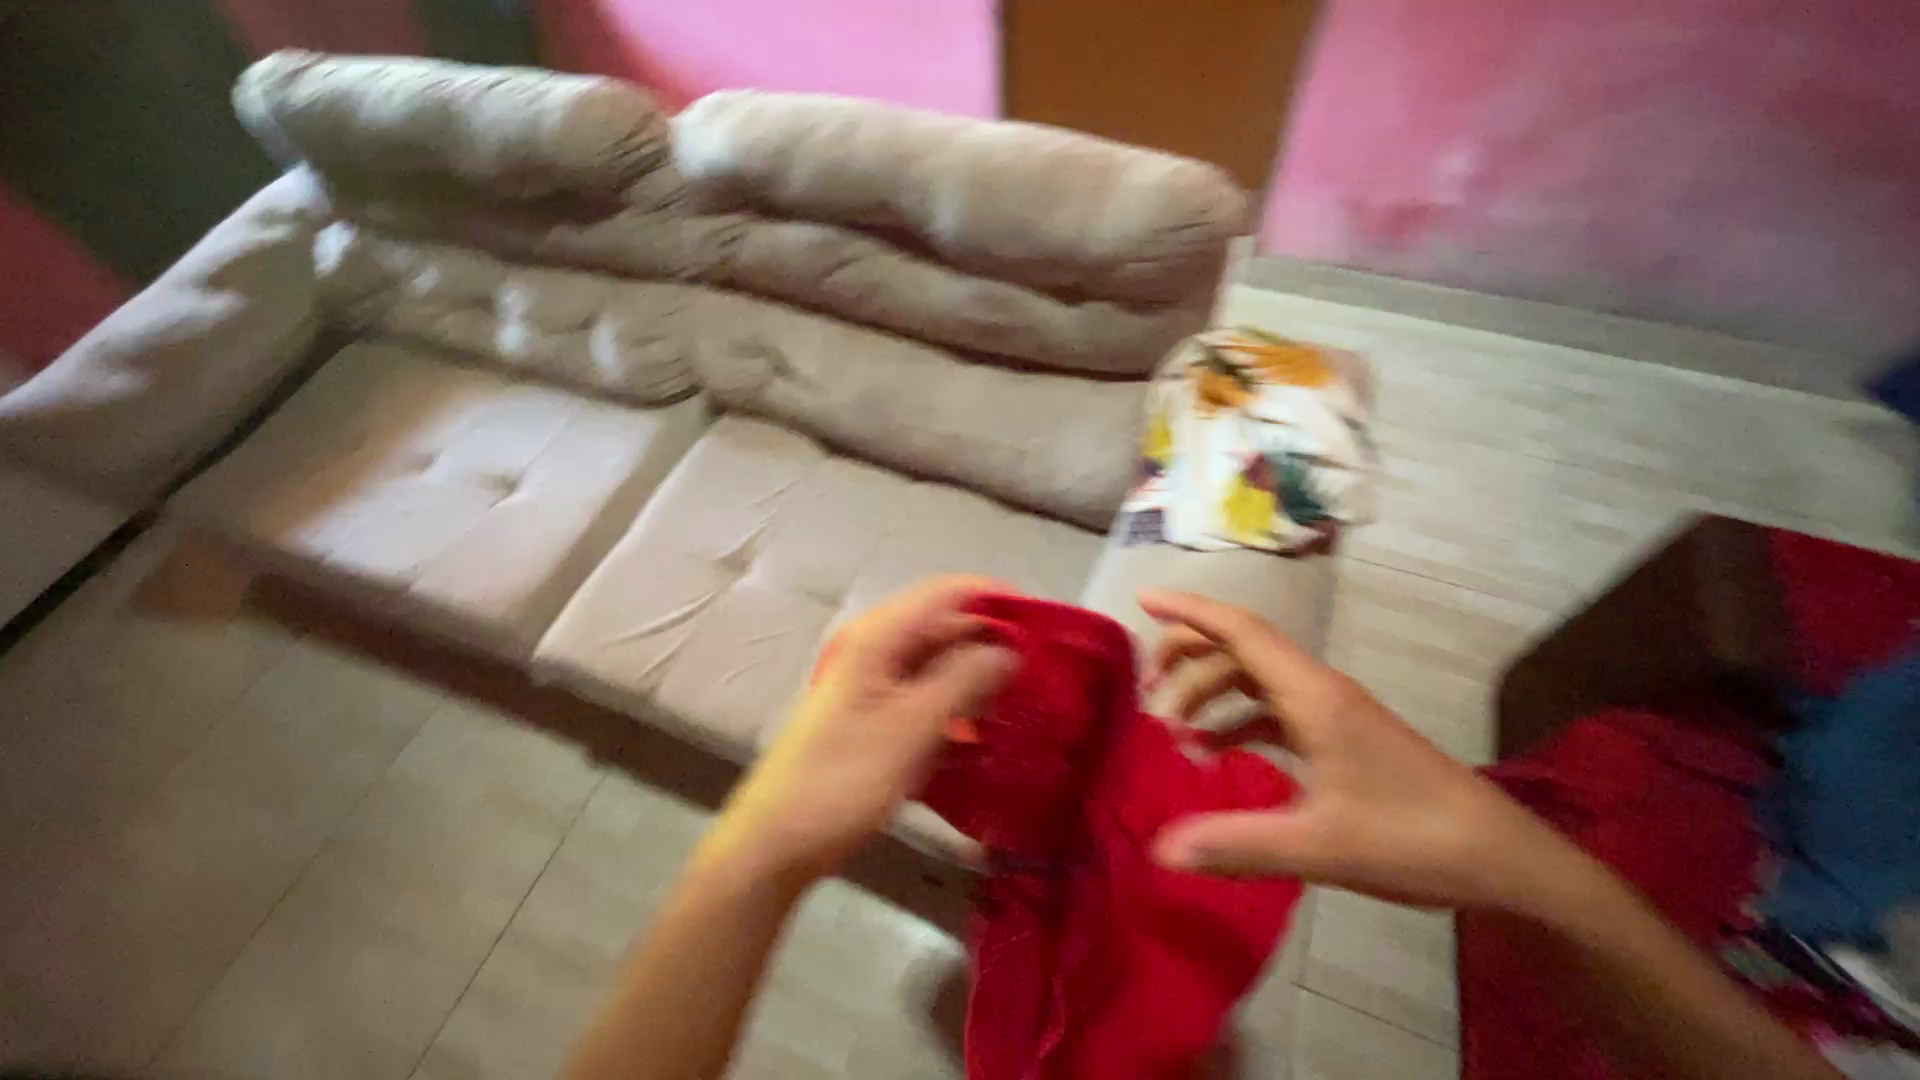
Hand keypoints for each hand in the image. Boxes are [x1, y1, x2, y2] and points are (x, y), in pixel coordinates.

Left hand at [707, 577, 1016, 881]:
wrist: (776, 844)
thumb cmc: (841, 781)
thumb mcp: (911, 729)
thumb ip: (963, 681)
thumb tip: (1009, 648)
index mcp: (878, 639)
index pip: (946, 593)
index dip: (994, 599)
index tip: (1043, 622)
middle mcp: (875, 652)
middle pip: (944, 629)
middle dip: (991, 644)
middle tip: (1043, 671)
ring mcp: (873, 687)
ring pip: (937, 668)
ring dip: (976, 682)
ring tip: (1020, 706)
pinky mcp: (874, 721)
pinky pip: (925, 701)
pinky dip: (955, 712)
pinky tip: (982, 738)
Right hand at [1140, 588, 1599, 914]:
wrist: (1503, 860)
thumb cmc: (1413, 839)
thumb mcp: (1320, 846)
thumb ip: (1237, 844)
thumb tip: (1159, 850)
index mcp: (1313, 695)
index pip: (1241, 630)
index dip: (1189, 609)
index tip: (1142, 600)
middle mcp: (1319, 690)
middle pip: (1241, 648)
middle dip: (1188, 657)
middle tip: (1146, 691)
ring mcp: (1331, 712)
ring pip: (1255, 678)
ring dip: (1211, 692)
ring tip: (1173, 730)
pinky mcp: (1338, 737)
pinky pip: (1272, 711)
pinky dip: (1236, 722)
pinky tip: (1213, 754)